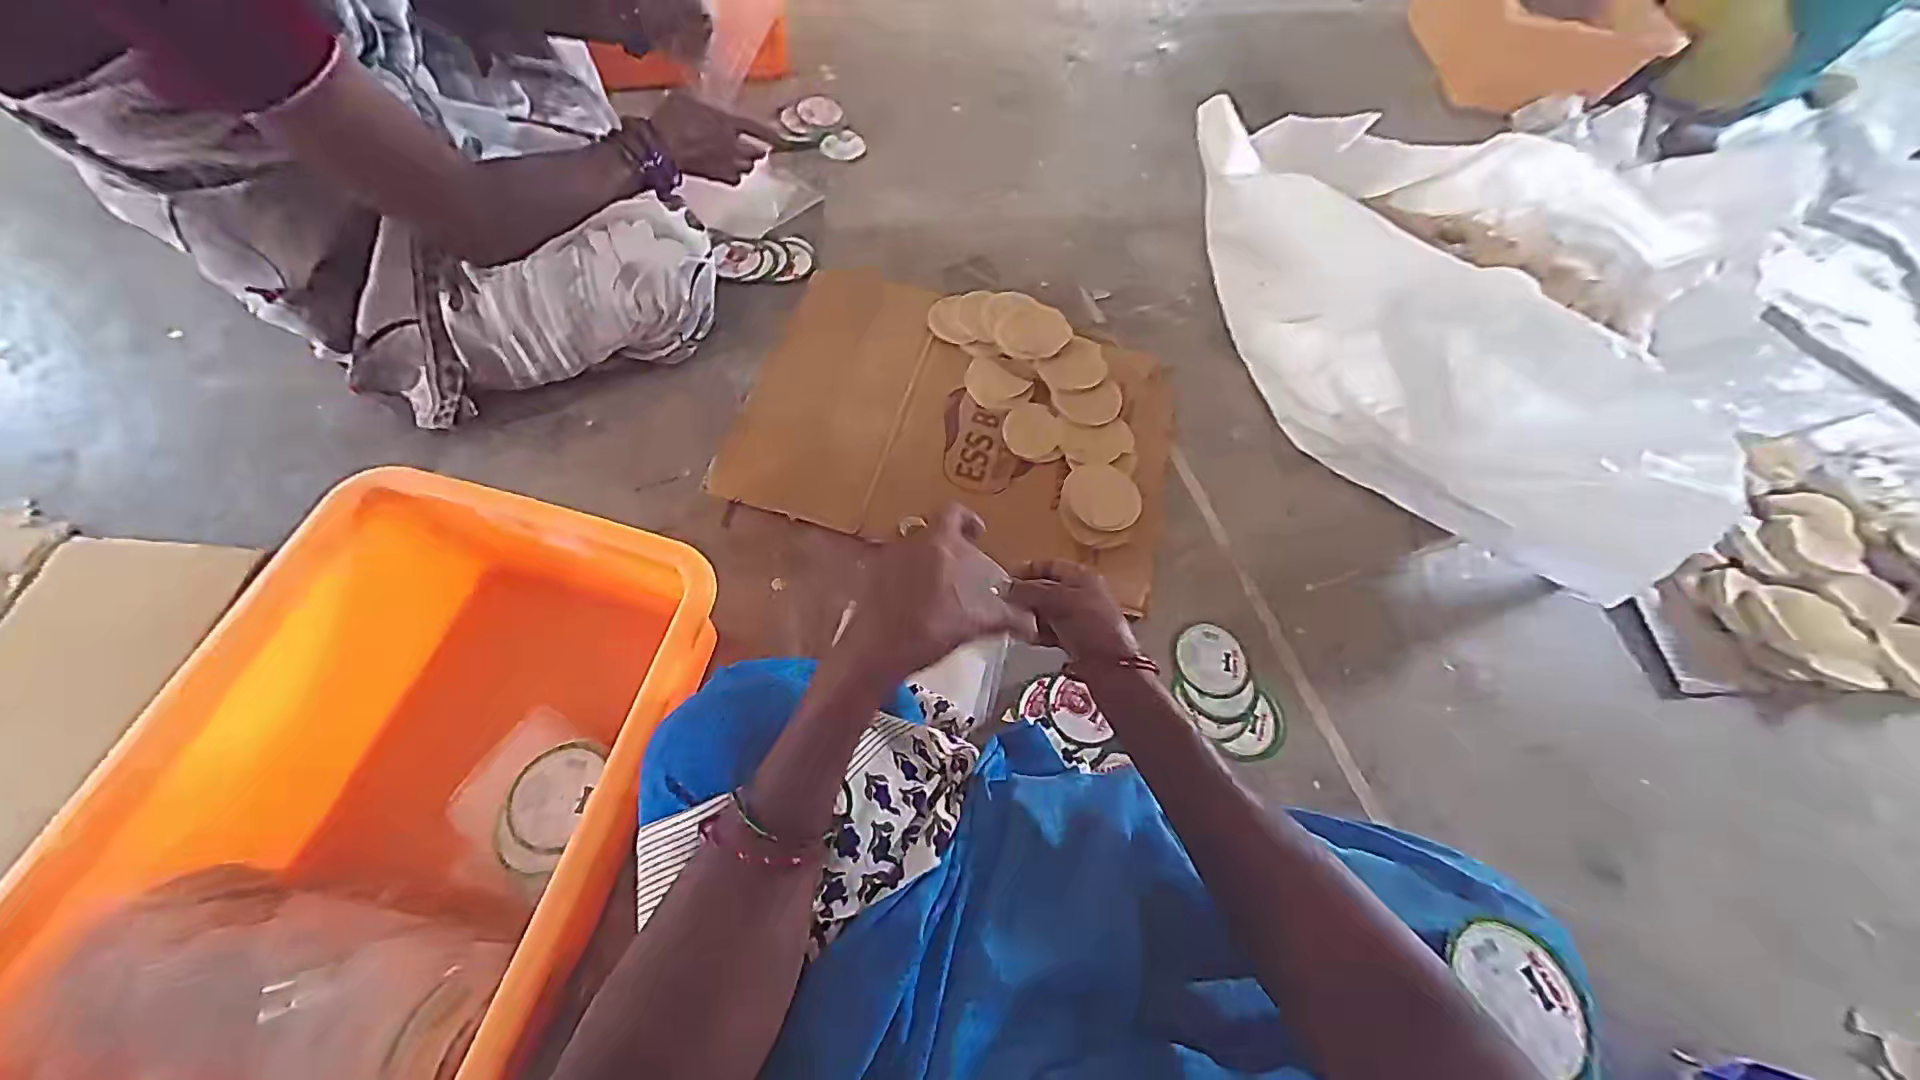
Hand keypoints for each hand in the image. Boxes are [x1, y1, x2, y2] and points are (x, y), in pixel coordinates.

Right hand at [644, 92, 777, 184]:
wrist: (660, 146)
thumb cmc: (671, 118)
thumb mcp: (687, 100)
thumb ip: (704, 106)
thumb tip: (706, 106)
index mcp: (728, 122)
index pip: (756, 129)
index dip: (771, 134)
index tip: (781, 139)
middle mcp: (732, 146)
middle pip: (756, 153)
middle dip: (757, 150)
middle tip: (755, 148)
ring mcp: (726, 164)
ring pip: (747, 168)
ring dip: (746, 163)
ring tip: (740, 159)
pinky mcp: (717, 178)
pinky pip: (734, 179)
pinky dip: (734, 175)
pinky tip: (729, 171)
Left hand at [838, 505, 1038, 681]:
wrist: (872, 654)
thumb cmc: (925, 632)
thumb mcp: (970, 625)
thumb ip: (1004, 619)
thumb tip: (1031, 623)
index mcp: (935, 545)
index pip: (952, 513)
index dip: (968, 518)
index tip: (978, 533)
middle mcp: (907, 543)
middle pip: (932, 532)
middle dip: (950, 546)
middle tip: (964, 567)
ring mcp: (884, 560)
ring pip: (911, 549)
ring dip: (927, 561)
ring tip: (942, 587)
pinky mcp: (868, 579)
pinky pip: (893, 567)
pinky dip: (907, 577)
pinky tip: (915, 603)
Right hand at [1007, 560, 1140, 662]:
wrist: (1109, 664)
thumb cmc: (1087, 623)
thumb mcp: (1055, 600)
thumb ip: (1027, 591)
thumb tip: (1003, 586)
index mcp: (1081, 576)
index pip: (1049, 566)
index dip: (1027, 570)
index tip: (1005, 579)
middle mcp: (1081, 594)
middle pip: (1045, 589)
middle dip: (1024, 596)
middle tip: (1004, 603)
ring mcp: (1078, 617)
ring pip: (1045, 611)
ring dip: (1029, 616)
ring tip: (1013, 622)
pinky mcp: (1074, 639)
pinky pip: (1049, 630)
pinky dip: (1037, 632)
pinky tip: (1028, 637)